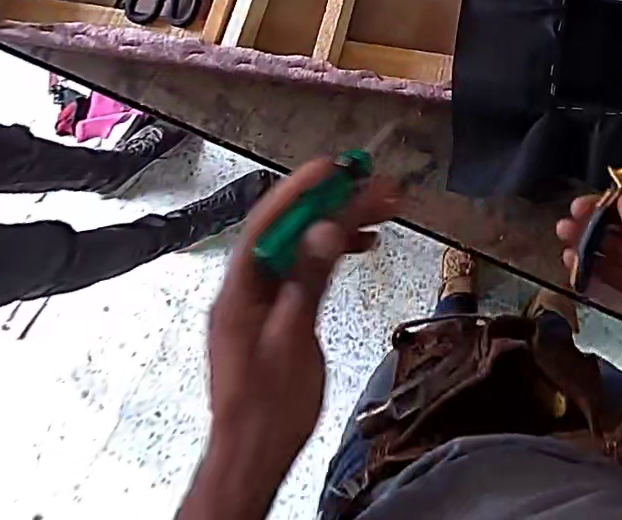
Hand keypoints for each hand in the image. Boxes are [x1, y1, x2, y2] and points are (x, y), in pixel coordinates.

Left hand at [187, 161, 398, 517]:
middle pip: (293, 228)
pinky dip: (340, 247)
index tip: (333, 168)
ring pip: (308, 241)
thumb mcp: (290, 340)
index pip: (268, 224)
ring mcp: (268, 294)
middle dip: (334, 200)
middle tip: (372, 183)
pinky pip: (314, 262)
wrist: (256, 453)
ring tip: (381, 206)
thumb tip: (325, 229)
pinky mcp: (286, 304)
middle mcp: (251, 285)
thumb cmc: (266, 409)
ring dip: (343, 221)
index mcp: (240, 290)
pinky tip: (364, 241)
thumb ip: (307, 281)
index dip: (300, 190)